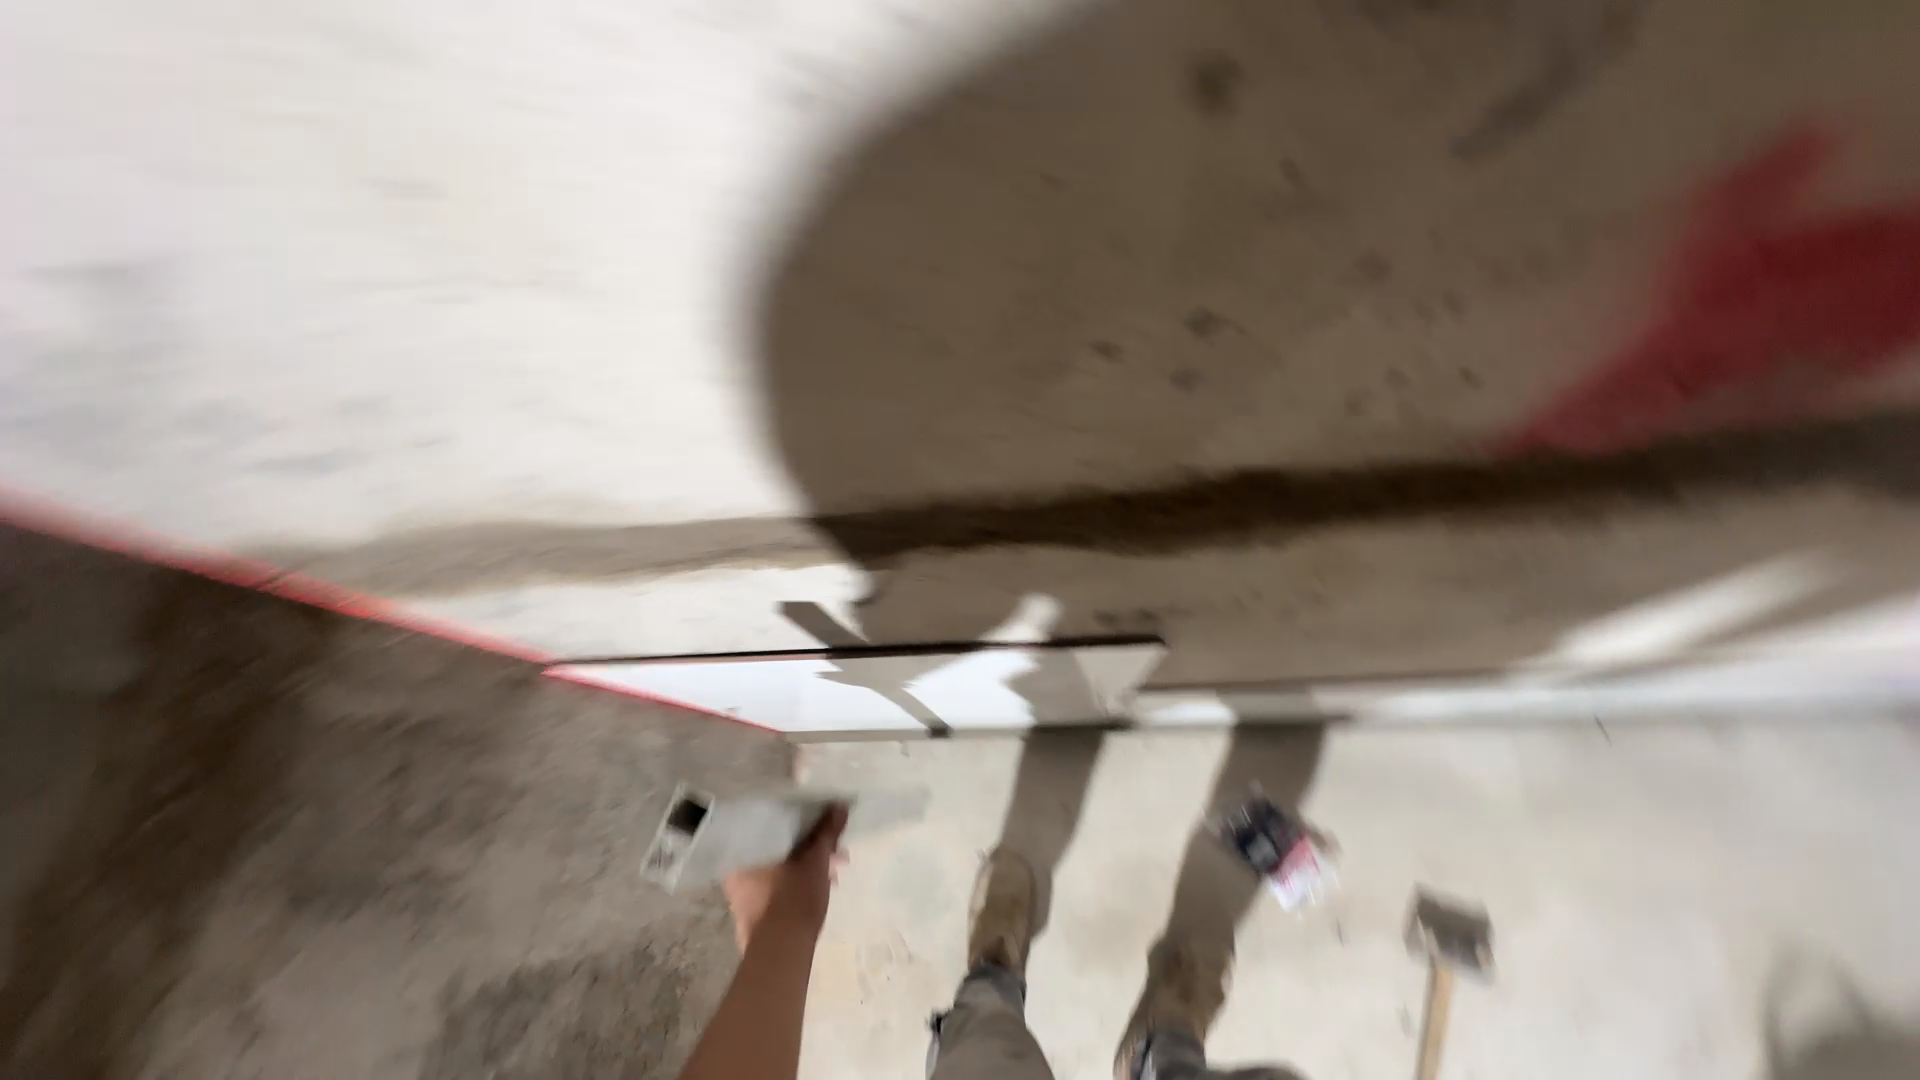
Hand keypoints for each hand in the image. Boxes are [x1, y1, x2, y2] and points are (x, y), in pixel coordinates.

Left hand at [722, 804, 848, 950]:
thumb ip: (826, 832)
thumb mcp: (816, 860)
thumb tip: (839, 805)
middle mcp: (735, 873)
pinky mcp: (751, 917)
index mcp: (745, 853)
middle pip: (778, 850)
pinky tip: (819, 891)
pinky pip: (775, 891)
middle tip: (835, 855)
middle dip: (809, 850)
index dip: (801, 826)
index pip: (771, 827)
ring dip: (806, 869)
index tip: (820, 830)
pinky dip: (794, 886)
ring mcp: (740, 897)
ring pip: (778, 871)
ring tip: (834, 877)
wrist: (781, 953)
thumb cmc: (794, 898)